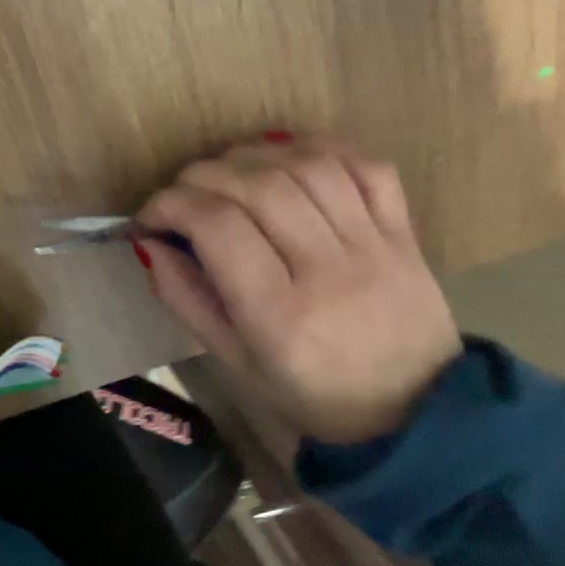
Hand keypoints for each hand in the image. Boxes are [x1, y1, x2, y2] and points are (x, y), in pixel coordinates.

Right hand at [136, 135, 462, 443]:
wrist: (417, 416)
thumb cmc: (308, 392)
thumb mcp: (230, 358)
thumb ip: (183, 296)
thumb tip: (147, 243)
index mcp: (279, 314)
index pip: (216, 227)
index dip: (169, 205)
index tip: (149, 218)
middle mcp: (329, 272)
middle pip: (258, 187)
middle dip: (200, 176)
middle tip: (180, 195)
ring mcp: (375, 249)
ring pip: (309, 168)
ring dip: (253, 155)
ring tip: (226, 173)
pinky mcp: (406, 235)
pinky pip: (368, 169)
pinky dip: (320, 149)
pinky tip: (285, 160)